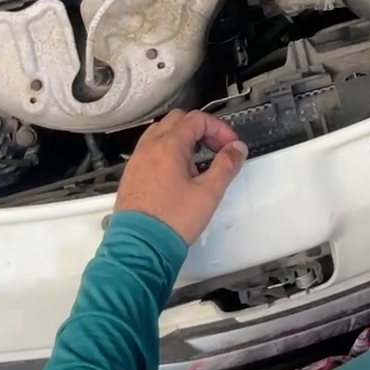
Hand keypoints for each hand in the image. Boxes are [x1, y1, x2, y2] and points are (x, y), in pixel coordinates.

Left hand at [113, 109, 249, 244]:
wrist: (139, 249)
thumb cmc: (171, 221)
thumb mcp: (208, 193)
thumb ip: (226, 165)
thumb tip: (237, 148)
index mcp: (169, 145)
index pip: (197, 120)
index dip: (219, 129)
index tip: (230, 145)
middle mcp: (150, 147)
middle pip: (178, 120)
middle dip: (201, 129)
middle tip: (216, 147)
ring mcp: (138, 160)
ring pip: (161, 133)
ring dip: (183, 139)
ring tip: (197, 162)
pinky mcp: (132, 175)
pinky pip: (150, 150)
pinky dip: (167, 152)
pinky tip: (178, 175)